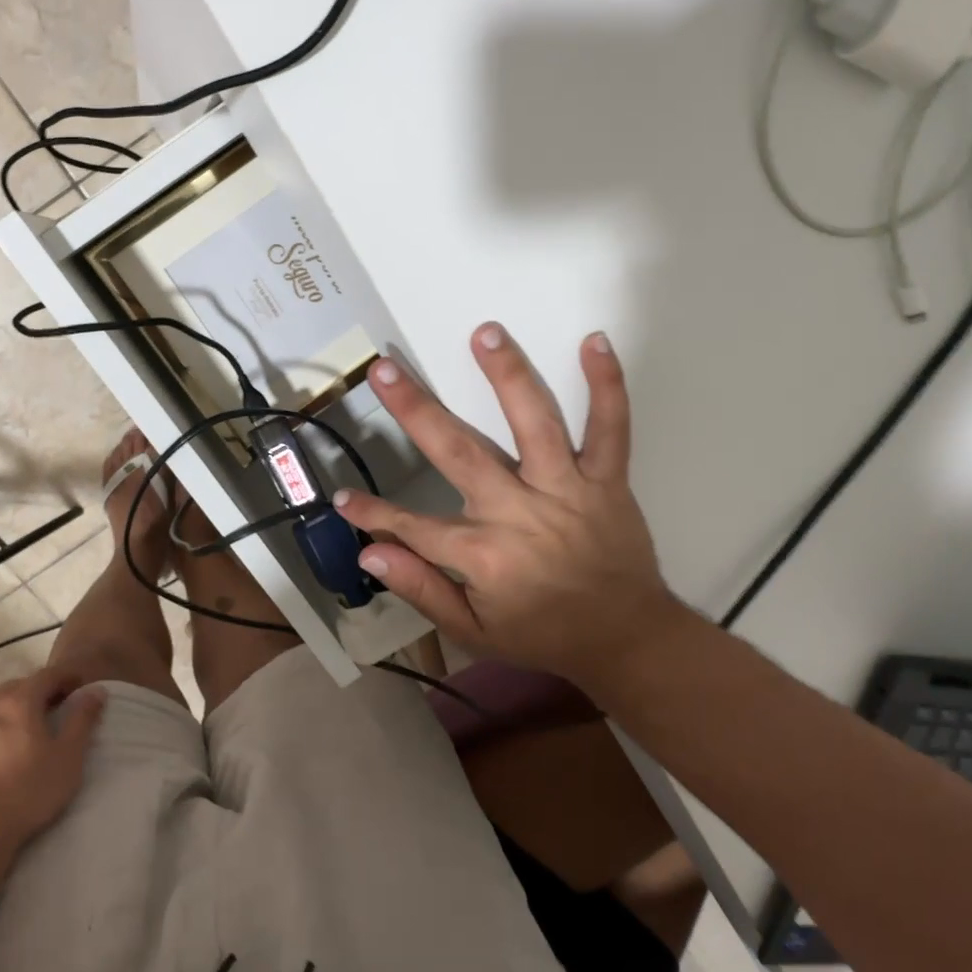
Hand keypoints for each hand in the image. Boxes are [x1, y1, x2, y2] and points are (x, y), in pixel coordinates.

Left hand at [0, 667, 106, 847]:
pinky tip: (5, 755)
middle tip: (58, 705)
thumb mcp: (68, 756)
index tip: (82, 684)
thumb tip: (96, 691)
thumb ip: (82, 719)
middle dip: (39, 690)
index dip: (67, 675)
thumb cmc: (29, 790)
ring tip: (31, 731)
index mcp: (19, 703)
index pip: (46, 675)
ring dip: (15, 710)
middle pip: (17, 687)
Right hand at [334, 324, 679, 674]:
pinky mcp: (607, 481)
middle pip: (460, 452)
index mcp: (485, 554)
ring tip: (485, 332)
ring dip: (508, 375)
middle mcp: (520, 512)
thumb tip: (370, 552)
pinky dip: (606, 385)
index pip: (414, 526)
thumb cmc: (544, 634)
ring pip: (536, 423)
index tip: (343, 496)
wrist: (628, 639)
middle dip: (417, 410)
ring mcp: (568, 490)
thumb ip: (422, 589)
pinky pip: (611, 428)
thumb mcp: (474, 631)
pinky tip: (595, 342)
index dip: (374, 512)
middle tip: (384, 369)